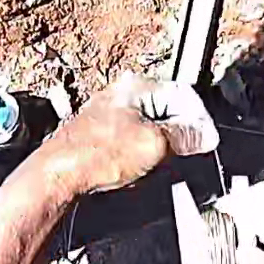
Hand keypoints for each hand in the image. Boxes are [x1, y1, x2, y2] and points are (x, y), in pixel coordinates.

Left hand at [36, 74, 217, 195]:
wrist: (56, 176)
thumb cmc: (95, 154)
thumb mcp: (155, 144)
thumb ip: (186, 136)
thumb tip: (206, 136)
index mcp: (136, 86)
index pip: (185, 94)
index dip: (200, 119)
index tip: (207, 140)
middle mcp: (123, 94)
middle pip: (170, 110)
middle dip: (181, 133)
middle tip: (185, 153)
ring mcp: (112, 112)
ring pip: (155, 126)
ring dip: (163, 146)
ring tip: (158, 163)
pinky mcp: (104, 134)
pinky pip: (138, 139)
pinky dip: (146, 153)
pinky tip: (140, 168)